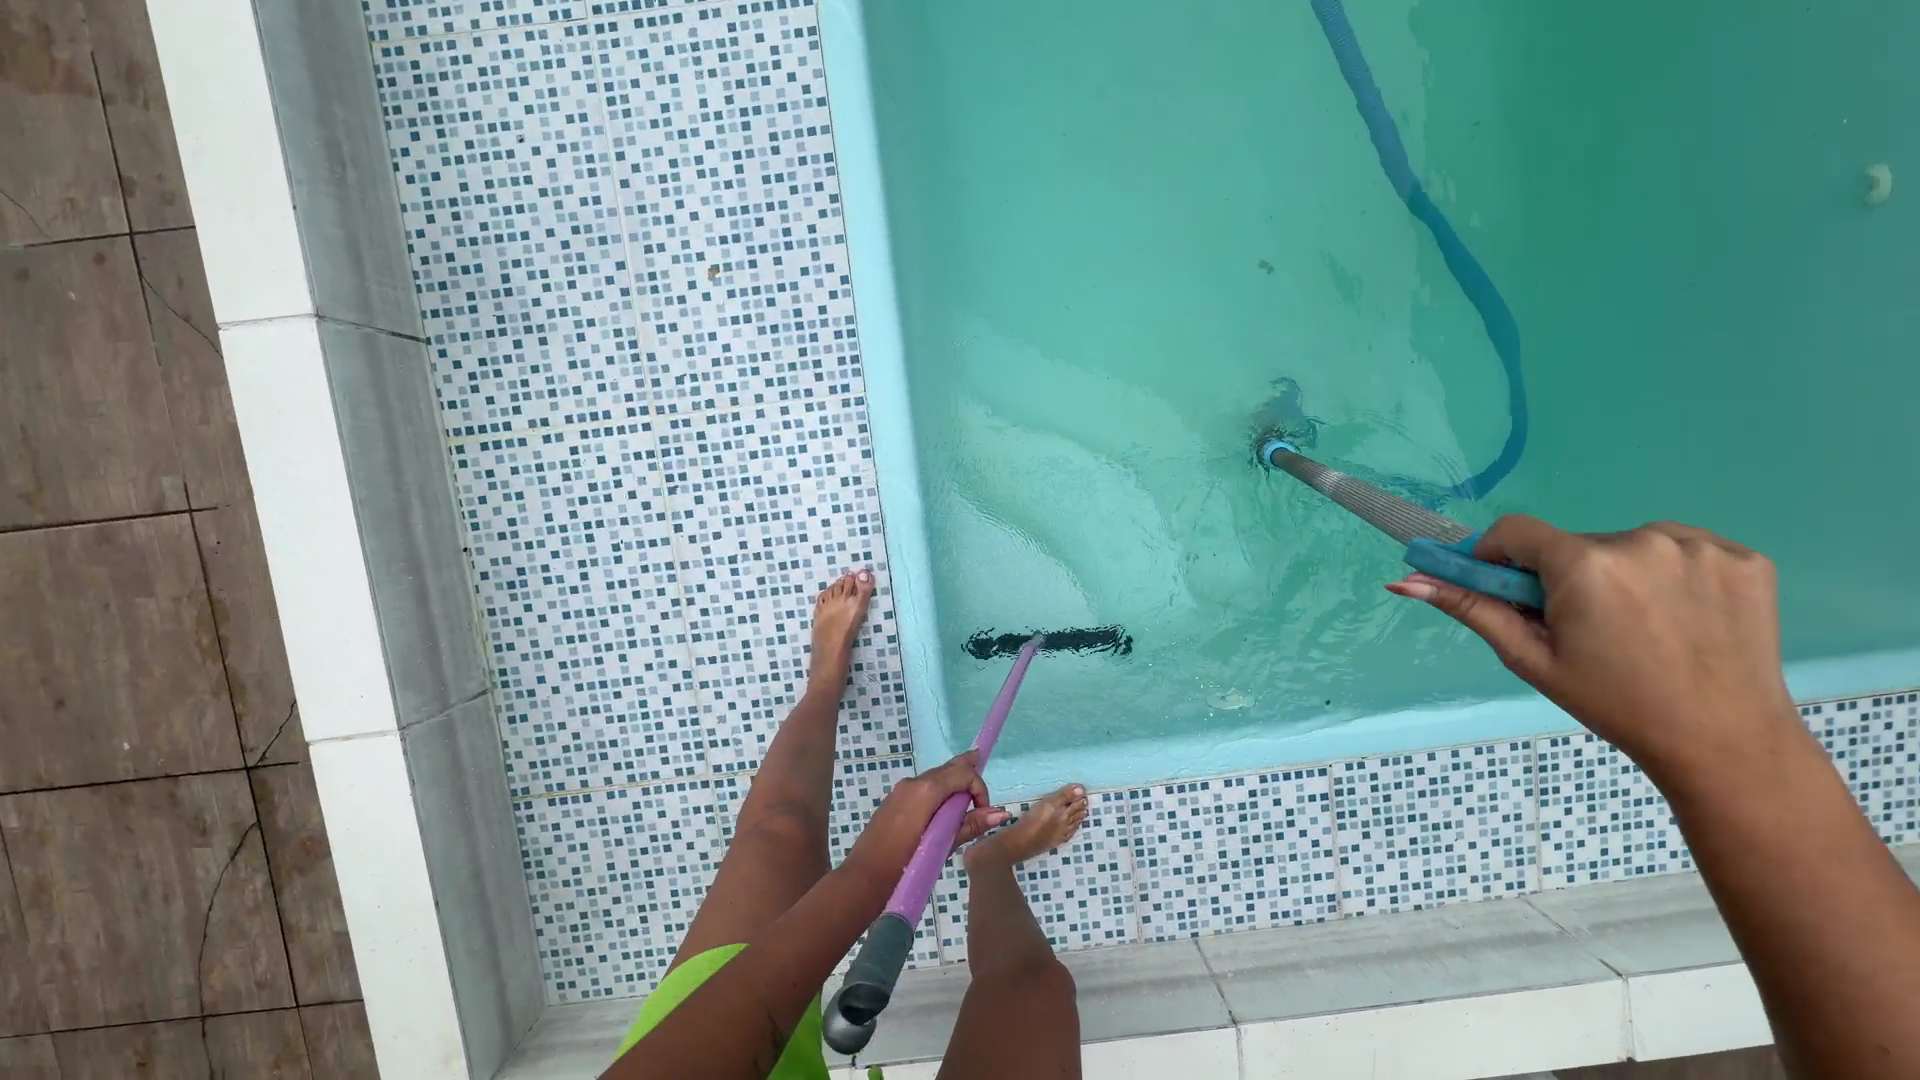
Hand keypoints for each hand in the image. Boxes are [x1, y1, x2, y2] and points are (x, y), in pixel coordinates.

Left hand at [844, 751, 1002, 881]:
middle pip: (948, 769)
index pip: (963, 773)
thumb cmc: (905, 865)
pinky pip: (924, 788)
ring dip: (954, 785)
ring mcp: (901, 790)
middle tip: (985, 781)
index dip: (979, 788)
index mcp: (926, 789)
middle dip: (968, 775)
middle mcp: (913, 782)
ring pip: (936, 778)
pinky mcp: (894, 801)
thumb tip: (1001, 813)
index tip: (983, 812)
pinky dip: (940, 793)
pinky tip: (946, 810)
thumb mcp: (942, 846)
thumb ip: (970, 825)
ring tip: (970, 801)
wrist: (864, 879)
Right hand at [1387, 516, 1803, 778]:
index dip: (1499, 556)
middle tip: (1582, 627)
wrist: (1724, 740)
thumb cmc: (1613, 703)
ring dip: (1616, 573)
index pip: (1514, 531)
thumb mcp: (1531, 658)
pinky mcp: (1745, 556)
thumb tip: (1404, 581)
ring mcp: (1700, 546)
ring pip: (1625, 545)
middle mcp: (1641, 541)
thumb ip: (1471, 609)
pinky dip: (1669, 574)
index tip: (1508, 589)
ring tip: (1636, 624)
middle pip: (1572, 544)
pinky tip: (1680, 615)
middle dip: (1564, 576)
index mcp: (1585, 566)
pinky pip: (1681, 549)